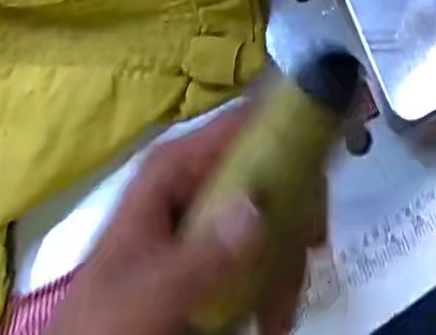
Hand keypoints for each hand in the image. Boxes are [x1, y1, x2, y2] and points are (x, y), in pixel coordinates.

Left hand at [46, 109, 314, 334]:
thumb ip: (201, 254)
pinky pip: (265, 243)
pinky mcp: (217, 248)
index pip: (245, 121)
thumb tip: (260, 206)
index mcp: (176, 166)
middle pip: (272, 165)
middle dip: (296, 212)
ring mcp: (209, 213)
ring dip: (289, 258)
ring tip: (281, 312)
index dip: (291, 123)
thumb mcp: (148, 293)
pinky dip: (277, 278)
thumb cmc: (104, 324)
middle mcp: (198, 178)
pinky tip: (271, 316)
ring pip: (277, 208)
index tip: (330, 151)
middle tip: (309, 251)